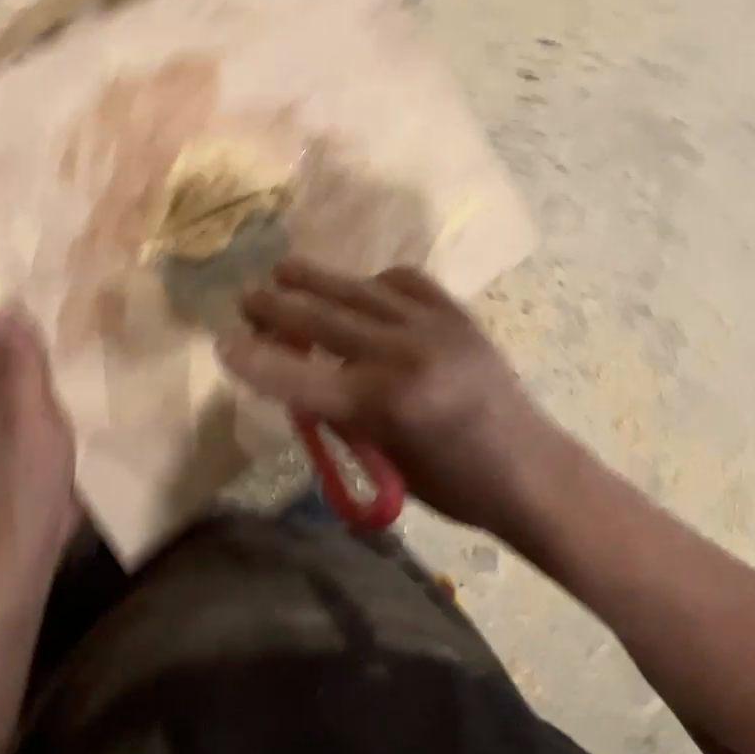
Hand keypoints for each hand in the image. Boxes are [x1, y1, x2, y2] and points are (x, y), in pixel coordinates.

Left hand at [0, 309, 80, 570]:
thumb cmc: (28, 475)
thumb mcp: (30, 413)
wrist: (27, 541)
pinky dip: (59, 387)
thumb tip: (5, 307)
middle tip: (86, 305)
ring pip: (29, 375)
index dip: (22, 309)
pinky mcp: (24, 440)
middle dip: (41, 331)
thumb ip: (20, 363)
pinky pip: (40, 399)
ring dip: (54, 360)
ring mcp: (3, 420)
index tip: (60, 286)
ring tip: (92, 333)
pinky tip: (87, 380)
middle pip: (12, 350)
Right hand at [216, 258, 569, 532]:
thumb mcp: (382, 461)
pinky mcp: (456, 312)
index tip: (222, 343)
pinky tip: (357, 288)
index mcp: (386, 404)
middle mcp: (405, 354)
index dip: (255, 360)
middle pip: (321, 321)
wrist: (532, 469)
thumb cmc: (454, 485)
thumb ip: (339, 414)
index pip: (298, 377)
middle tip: (245, 297)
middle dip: (275, 308)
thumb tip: (300, 374)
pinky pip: (402, 282)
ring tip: (282, 268)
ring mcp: (433, 325)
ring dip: (313, 280)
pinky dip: (371, 283)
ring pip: (356, 291)